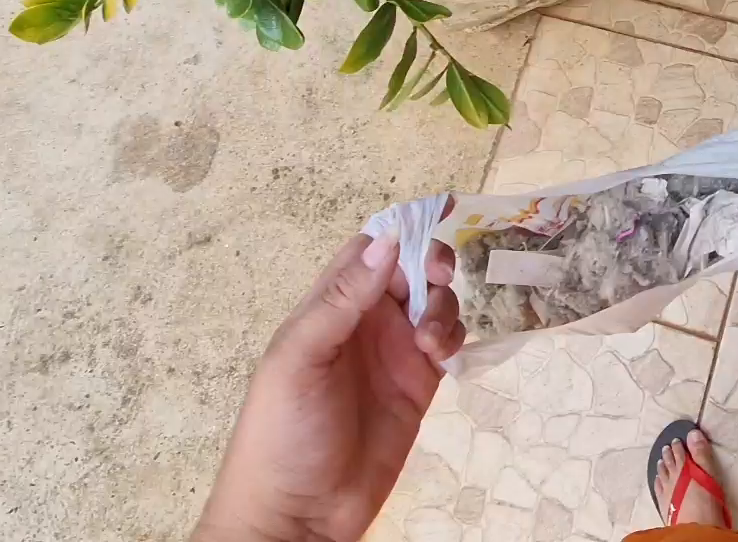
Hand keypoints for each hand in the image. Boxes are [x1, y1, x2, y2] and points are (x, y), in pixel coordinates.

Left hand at [192, 226, 465, 541]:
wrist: (299, 520)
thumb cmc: (283, 434)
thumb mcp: (300, 360)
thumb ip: (342, 299)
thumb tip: (390, 241)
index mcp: (330, 307)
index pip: (369, 249)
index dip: (399, 233)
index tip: (429, 225)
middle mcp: (367, 320)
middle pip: (412, 267)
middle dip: (432, 263)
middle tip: (438, 279)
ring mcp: (397, 349)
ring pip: (436, 299)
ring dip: (443, 306)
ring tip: (430, 344)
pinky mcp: (422, 379)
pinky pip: (449, 337)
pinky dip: (454, 335)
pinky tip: (441, 356)